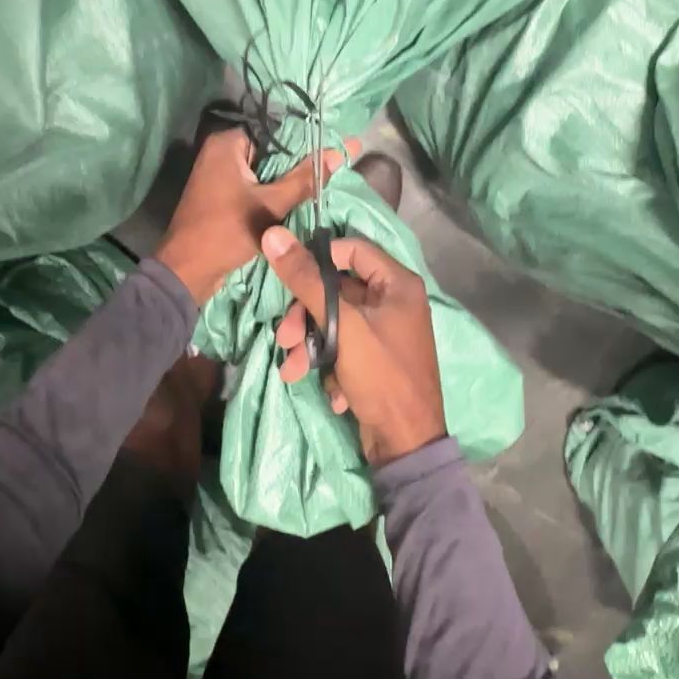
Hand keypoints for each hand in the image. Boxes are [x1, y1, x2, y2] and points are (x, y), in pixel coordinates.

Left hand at [155, 127, 353, 303]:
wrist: (189, 271)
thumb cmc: (226, 231)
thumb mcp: (270, 205)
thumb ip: (303, 180)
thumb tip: (337, 153)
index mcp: (226, 143)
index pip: (274, 130)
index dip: (302, 140)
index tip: (330, 149)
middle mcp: (220, 151)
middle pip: (269, 150)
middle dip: (296, 162)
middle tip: (329, 170)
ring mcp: (219, 174)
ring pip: (263, 170)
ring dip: (285, 180)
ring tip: (319, 184)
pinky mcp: (222, 194)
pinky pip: (253, 185)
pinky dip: (271, 193)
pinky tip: (296, 200)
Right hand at [262, 228, 446, 466]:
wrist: (405, 444)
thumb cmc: (381, 376)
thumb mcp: (342, 326)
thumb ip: (307, 280)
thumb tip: (272, 235)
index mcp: (398, 284)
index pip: (352, 250)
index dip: (318, 259)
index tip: (289, 276)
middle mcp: (395, 302)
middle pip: (337, 290)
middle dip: (306, 315)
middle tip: (285, 337)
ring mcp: (385, 332)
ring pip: (334, 322)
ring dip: (311, 344)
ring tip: (296, 369)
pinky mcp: (375, 359)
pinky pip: (343, 346)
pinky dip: (330, 364)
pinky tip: (333, 390)